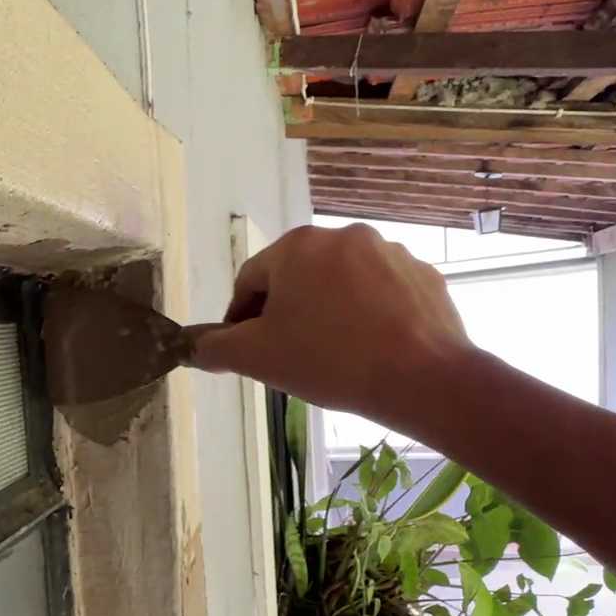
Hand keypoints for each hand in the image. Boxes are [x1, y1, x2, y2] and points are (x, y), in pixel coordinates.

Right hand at [190, 223, 478, 422]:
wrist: (422, 379)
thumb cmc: (326, 359)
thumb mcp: (254, 357)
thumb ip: (213, 347)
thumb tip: (192, 346)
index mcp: (297, 247)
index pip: (249, 280)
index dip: (239, 319)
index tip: (247, 350)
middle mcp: (343, 236)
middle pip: (294, 277)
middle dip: (285, 312)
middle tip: (287, 354)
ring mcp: (390, 252)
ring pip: (337, 284)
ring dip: (324, 311)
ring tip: (330, 353)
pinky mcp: (423, 275)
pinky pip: (378, 292)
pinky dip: (365, 315)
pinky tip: (366, 348)